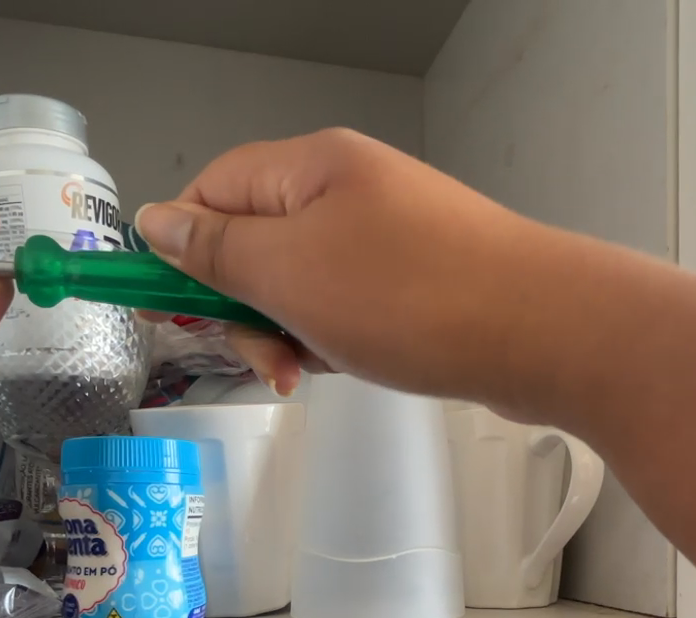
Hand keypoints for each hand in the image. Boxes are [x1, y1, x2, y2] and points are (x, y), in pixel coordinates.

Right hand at [132, 129, 554, 407]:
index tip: (172, 312)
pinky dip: (335, 342)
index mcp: (310, 169)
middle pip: (256, 247)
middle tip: (268, 361)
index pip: (212, 194)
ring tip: (313, 370)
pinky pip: (347, 311)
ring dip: (291, 334)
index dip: (182, 253)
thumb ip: (216, 250)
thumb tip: (156, 223)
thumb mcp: (290, 272)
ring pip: (302, 289)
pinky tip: (350, 365)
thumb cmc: (409, 297)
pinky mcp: (415, 286)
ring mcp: (386, 242)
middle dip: (246, 309)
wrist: (540, 332)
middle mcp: (348, 194)